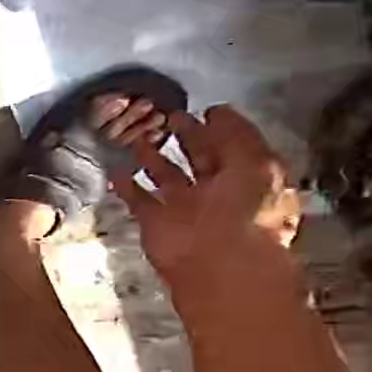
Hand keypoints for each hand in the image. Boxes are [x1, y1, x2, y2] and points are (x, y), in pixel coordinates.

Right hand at [112, 106, 301, 288]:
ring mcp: (184, 207)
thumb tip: (218, 111)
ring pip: (167, 176)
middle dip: (188, 137)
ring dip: (153, 158)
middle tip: (170, 116)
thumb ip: (237, 136)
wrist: (216, 263)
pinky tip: (116, 170)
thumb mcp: (255, 164)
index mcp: (249, 178)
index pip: (235, 146)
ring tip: (139, 137)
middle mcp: (218, 191)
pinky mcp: (155, 221)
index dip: (222, 127)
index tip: (205, 109)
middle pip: (201, 159)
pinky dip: (127, 186)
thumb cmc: (245, 212)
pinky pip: (138, 199)